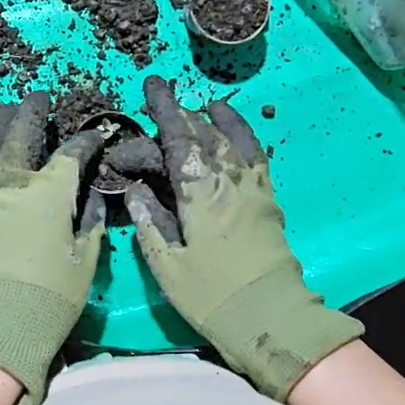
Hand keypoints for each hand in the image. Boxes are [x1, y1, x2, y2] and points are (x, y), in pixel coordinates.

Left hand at [0, 92, 105, 404]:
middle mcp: (13, 181)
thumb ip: (89, 221)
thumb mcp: (84, 260)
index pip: (71, 154)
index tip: (94, 136)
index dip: (85, 142)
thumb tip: (92, 196)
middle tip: (39, 99)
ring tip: (5, 111)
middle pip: (22, 133)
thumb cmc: (50, 296)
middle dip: (33, 111)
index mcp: (49, 192)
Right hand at [127, 75, 363, 400]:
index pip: (179, 137)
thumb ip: (149, 220)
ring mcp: (253, 185)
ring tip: (197, 107)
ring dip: (211, 119)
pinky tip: (231, 127)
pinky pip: (255, 153)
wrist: (270, 317)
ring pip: (230, 138)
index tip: (153, 86)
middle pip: (202, 134)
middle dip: (178, 116)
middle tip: (158, 111)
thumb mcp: (167, 262)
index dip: (164, 109)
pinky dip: (242, 133)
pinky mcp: (268, 198)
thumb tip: (134, 188)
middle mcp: (228, 178)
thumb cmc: (211, 295)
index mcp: (199, 191)